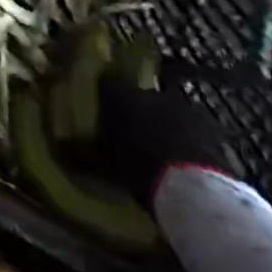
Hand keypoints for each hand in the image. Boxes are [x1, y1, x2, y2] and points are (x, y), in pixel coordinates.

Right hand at [67, 78, 230, 205]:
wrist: (194, 188)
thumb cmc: (138, 169)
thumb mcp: (102, 163)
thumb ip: (82, 150)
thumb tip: (61, 144)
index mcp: (120, 93)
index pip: (105, 83)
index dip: (103, 96)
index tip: (100, 109)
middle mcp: (149, 91)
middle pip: (139, 96)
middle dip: (136, 111)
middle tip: (131, 133)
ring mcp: (182, 106)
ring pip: (165, 111)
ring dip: (162, 124)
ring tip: (158, 149)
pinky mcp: (210, 127)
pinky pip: (190, 129)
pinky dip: (185, 140)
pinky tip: (182, 160)